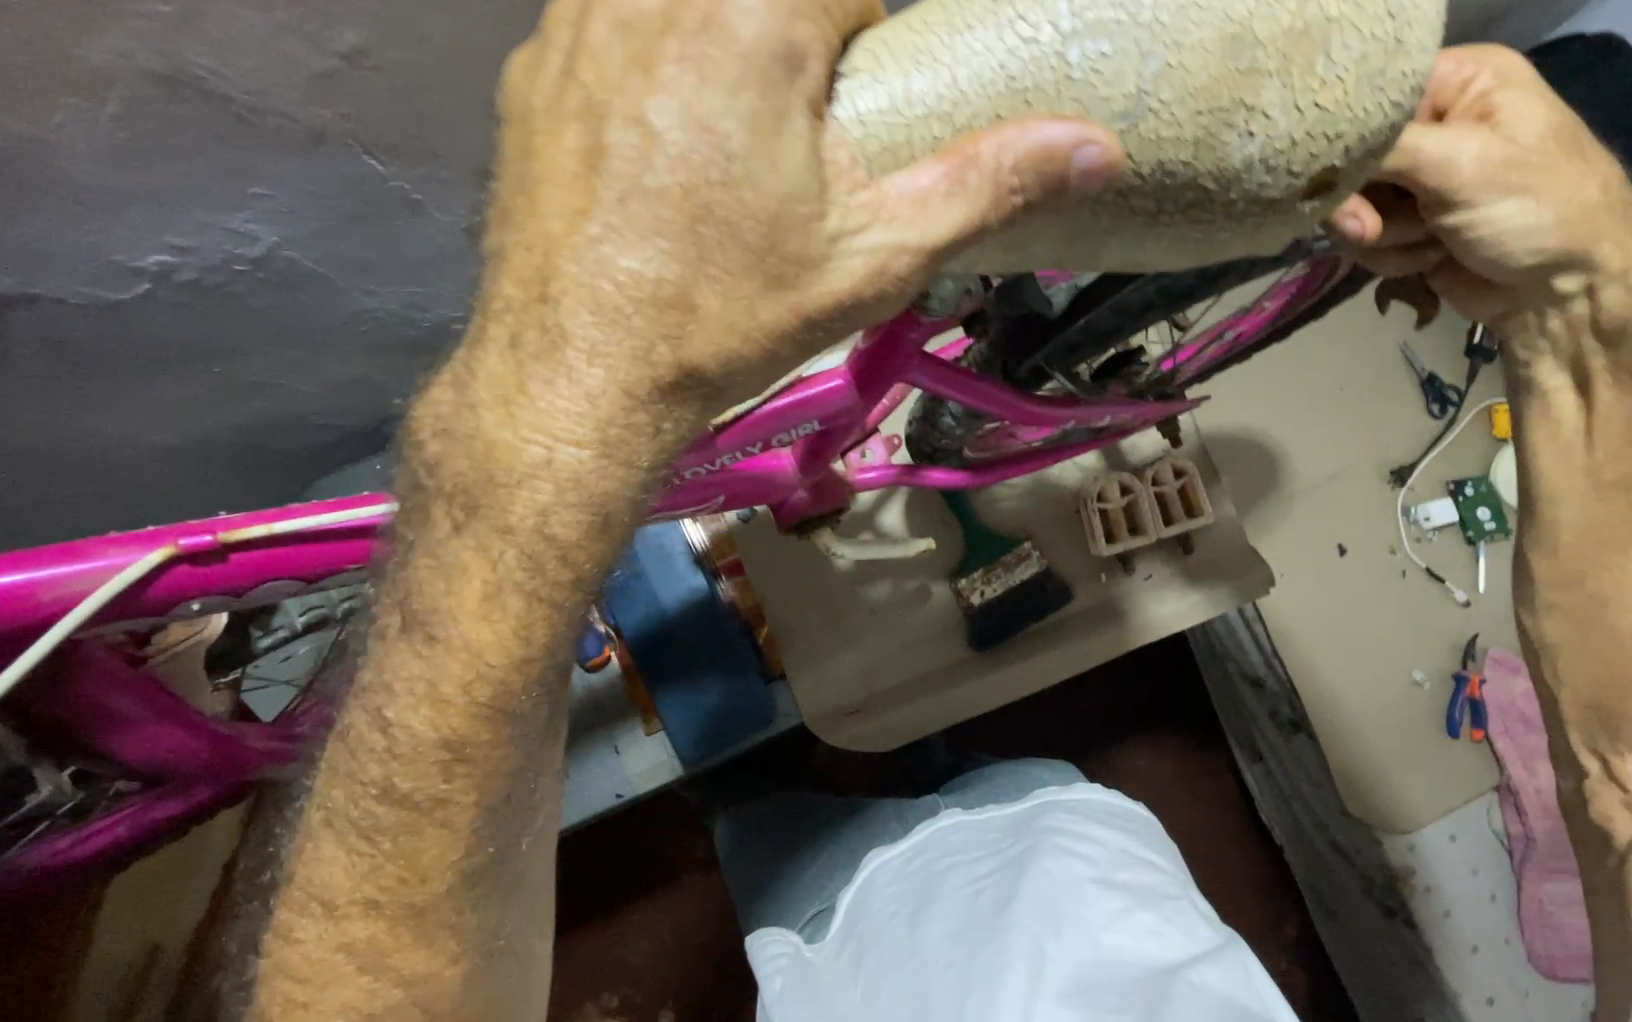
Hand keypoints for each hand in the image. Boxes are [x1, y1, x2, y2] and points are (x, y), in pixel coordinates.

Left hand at [467, 0, 1124, 439]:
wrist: (583, 374)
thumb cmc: (732, 317)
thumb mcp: (875, 258)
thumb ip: (986, 184)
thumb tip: (1099, 147)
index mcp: (753, 16)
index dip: (865, 37)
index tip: (858, 101)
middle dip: (795, 39)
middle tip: (799, 124)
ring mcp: (576, 18)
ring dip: (724, 40)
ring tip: (730, 137)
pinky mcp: (532, 65)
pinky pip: (610, 18)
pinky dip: (651, 55)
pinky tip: (658, 146)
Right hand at [1328, 45, 1631, 329]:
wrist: (1563, 290)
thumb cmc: (1535, 209)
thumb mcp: (1461, 164)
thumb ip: (1385, 151)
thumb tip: (1318, 157)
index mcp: (1461, 82)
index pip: (1372, 99)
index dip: (1352, 140)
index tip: (1347, 176)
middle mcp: (1436, 124)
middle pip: (1353, 159)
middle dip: (1365, 203)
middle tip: (1372, 226)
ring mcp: (1418, 179)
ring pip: (1352, 205)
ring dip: (1384, 235)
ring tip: (1433, 241)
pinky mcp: (1407, 224)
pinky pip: (1364, 239)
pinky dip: (1392, 256)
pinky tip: (1433, 258)